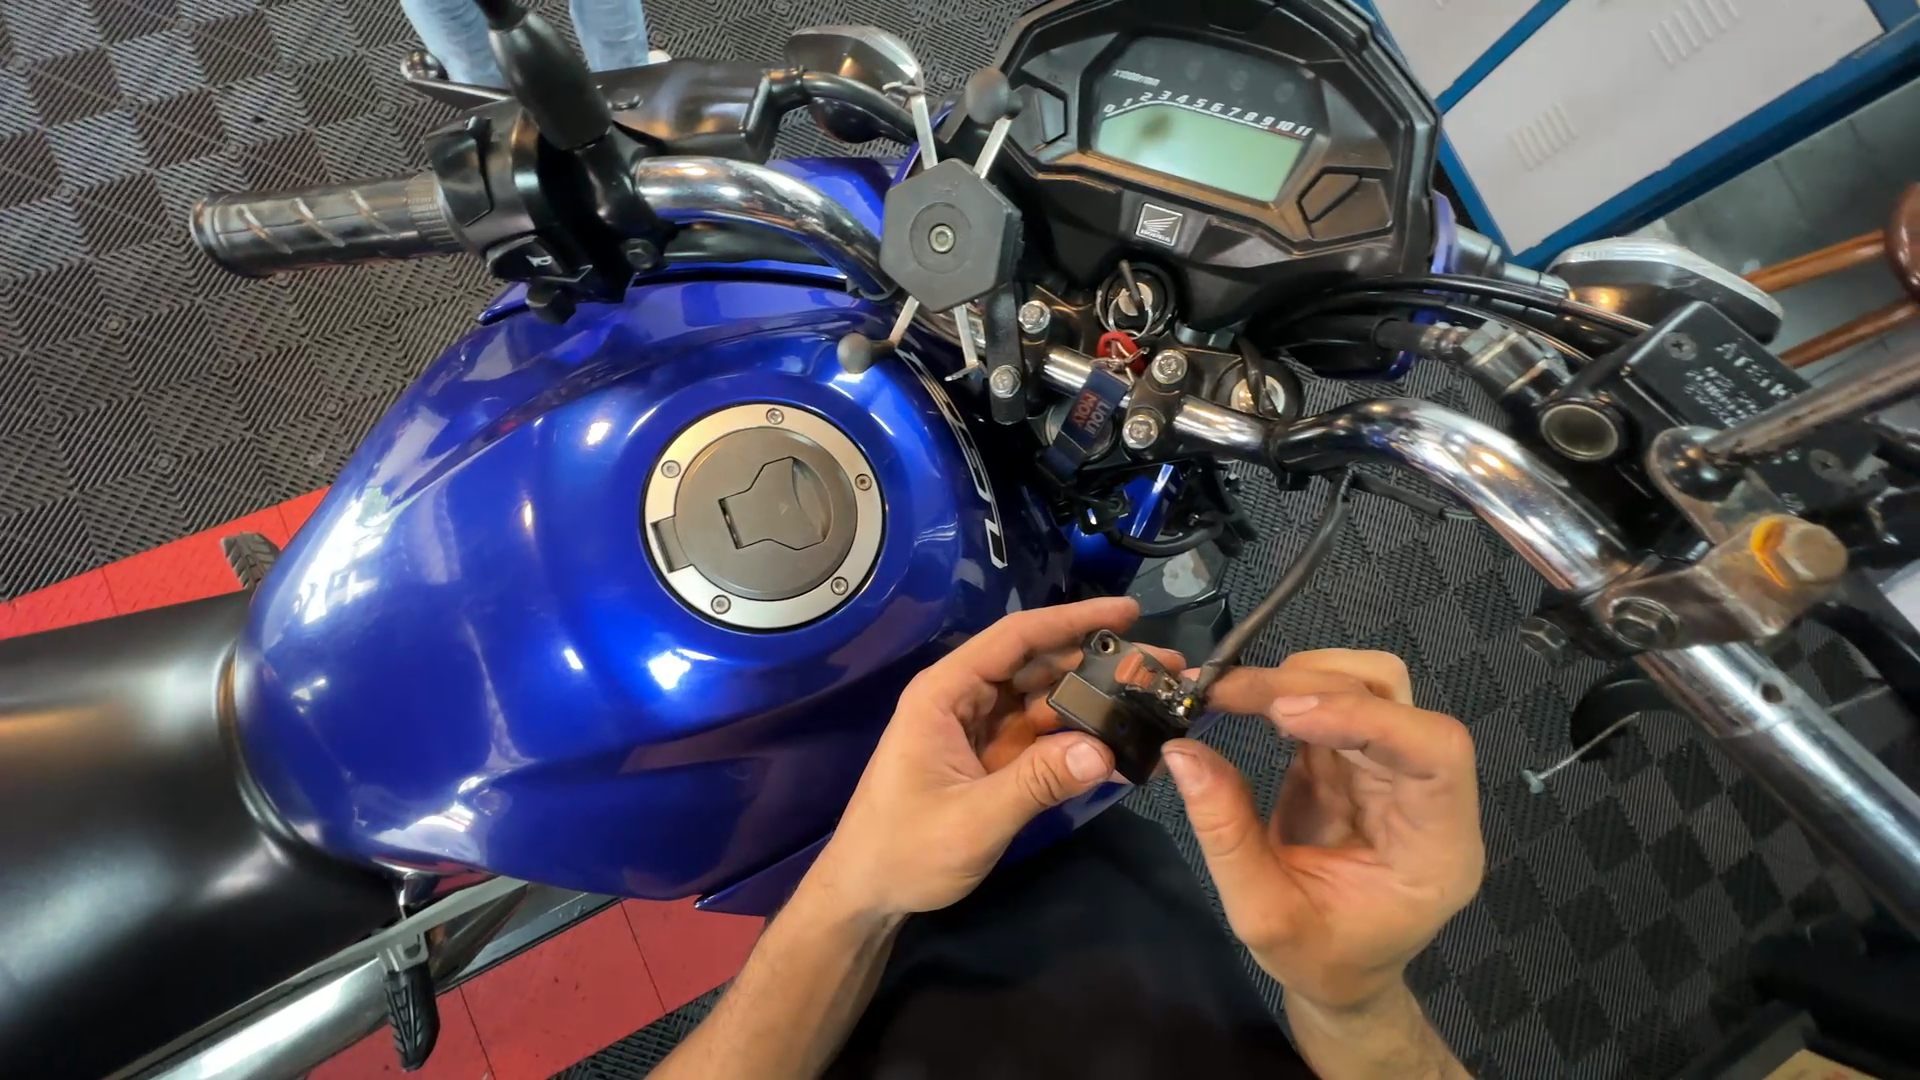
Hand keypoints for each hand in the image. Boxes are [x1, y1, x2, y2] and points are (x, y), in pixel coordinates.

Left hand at [804, 597, 1181, 921]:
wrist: (867, 891)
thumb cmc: (904, 848)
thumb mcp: (972, 819)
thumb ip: (1036, 783)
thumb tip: (1105, 749)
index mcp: (946, 691)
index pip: (1015, 638)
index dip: (1071, 620)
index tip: (1127, 612)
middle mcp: (965, 698)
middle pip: (1039, 665)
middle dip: (1097, 663)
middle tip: (1162, 668)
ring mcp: (981, 727)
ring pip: (1046, 698)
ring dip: (1094, 699)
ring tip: (1153, 701)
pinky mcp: (992, 756)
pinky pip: (1042, 735)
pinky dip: (1078, 737)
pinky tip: (1121, 743)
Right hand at [1162, 649, 1482, 1013]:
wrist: (1338, 972)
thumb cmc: (1320, 958)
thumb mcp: (1263, 914)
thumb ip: (1226, 833)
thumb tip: (1181, 750)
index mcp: (1434, 843)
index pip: (1435, 751)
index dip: (1364, 717)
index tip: (1281, 716)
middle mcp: (1422, 791)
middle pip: (1389, 696)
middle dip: (1303, 683)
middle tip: (1224, 693)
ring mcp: (1385, 765)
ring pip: (1360, 680)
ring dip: (1292, 675)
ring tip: (1228, 694)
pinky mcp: (1348, 754)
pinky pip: (1324, 697)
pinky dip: (1277, 688)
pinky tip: (1237, 700)